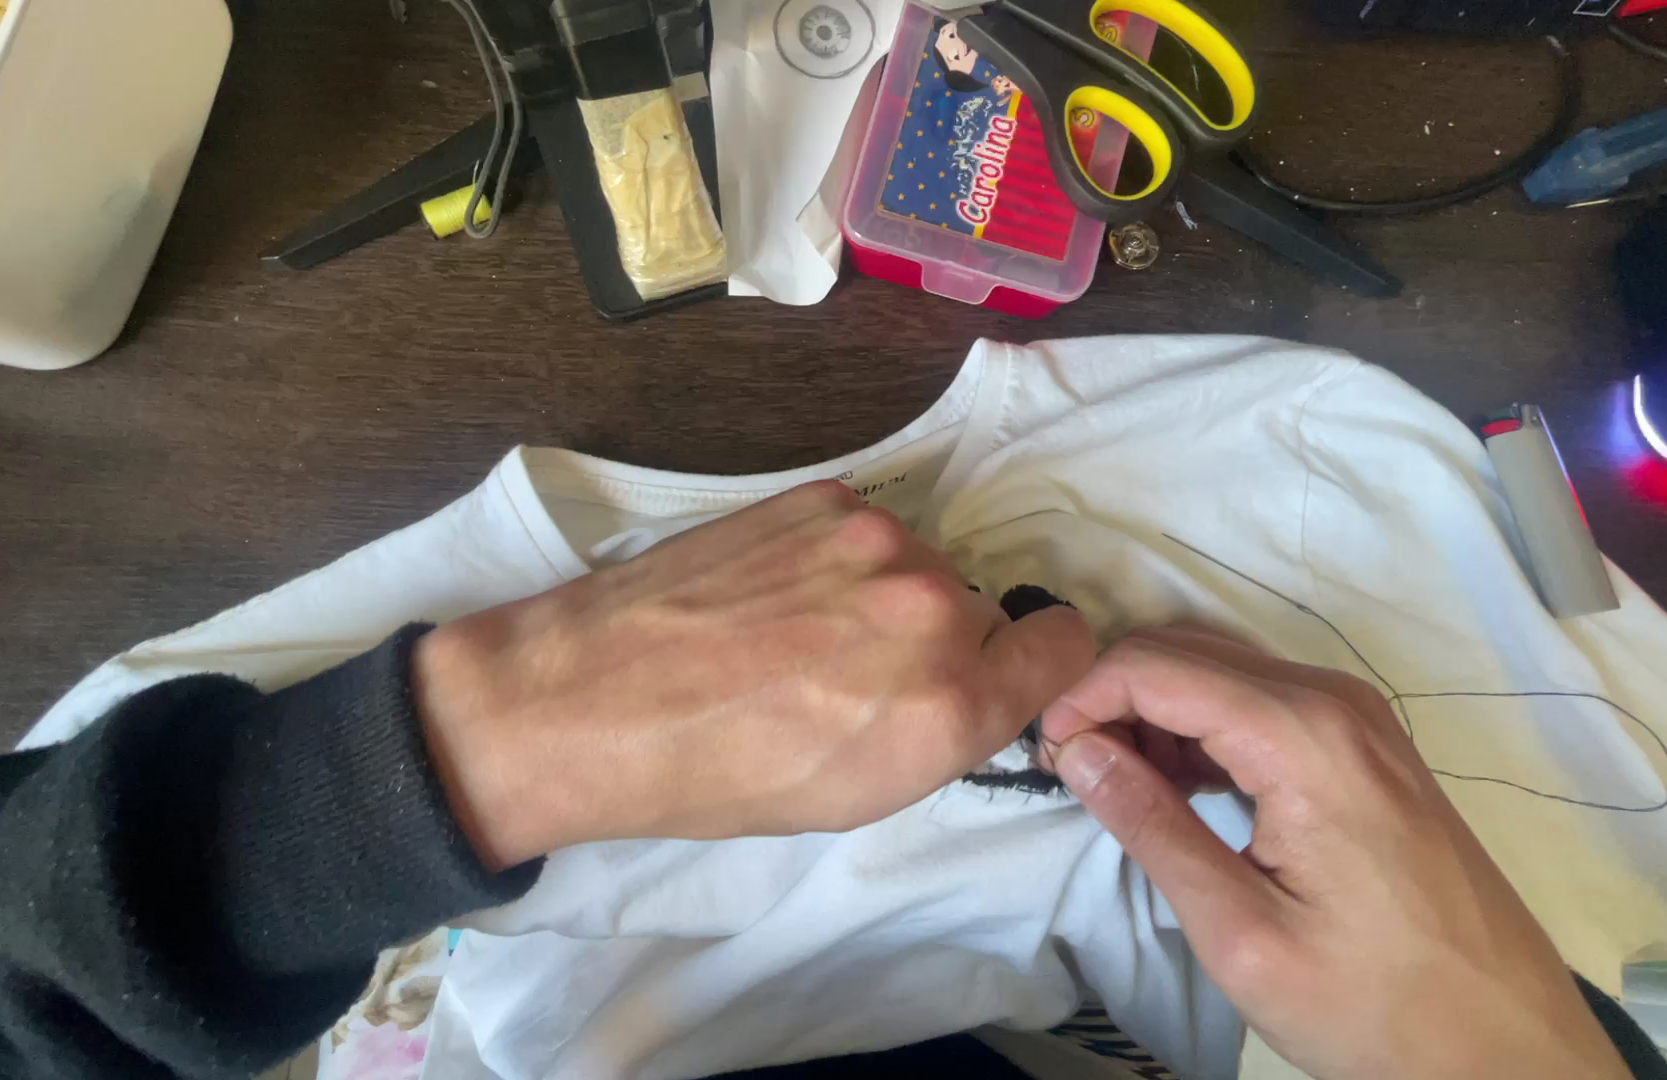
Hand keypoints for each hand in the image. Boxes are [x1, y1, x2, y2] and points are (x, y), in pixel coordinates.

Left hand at [412, 480, 1095, 869]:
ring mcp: (875, 538)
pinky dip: (842, 558)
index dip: (1034, 664)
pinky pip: (868, 533)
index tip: (997, 673)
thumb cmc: (724, 774)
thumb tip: (976, 675)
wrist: (599, 695)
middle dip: (939, 642)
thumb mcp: (859, 792)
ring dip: (887, 594)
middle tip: (857, 669)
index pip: (1067, 645)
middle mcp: (929, 606)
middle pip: (982, 609)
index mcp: (948, 702)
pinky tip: (777, 588)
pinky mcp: (825, 496)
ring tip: (803, 626)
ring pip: (922, 566)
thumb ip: (946, 727)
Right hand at [1041, 626, 1633, 1079]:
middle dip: (1109, 695)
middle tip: (1074, 765)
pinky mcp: (1354, 732)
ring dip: (1147, 706)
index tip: (1048, 753)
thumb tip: (1072, 748)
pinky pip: (1246, 691)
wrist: (1514, 1054)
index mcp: (1302, 737)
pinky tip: (1176, 778)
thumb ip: (1151, 826)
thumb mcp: (1240, 933)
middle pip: (1178, 650)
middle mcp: (1328, 697)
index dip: (1083, 697)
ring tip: (1117, 777)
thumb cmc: (1376, 1006)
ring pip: (1208, 663)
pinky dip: (1190, 718)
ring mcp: (1348, 709)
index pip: (1154, 668)